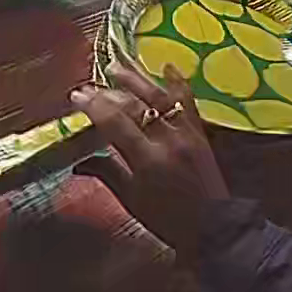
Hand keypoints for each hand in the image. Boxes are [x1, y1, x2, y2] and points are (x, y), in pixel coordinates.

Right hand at [71, 63, 228, 256]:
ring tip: (119, 66)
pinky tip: (168, 65)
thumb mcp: (132, 200)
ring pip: (162, 97)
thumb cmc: (167, 219)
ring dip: (140, 79)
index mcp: (148, 160)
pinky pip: (188, 101)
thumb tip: (78, 161)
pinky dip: (177, 82)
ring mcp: (187, 133)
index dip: (95, 106)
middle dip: (112, 91)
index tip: (77, 94)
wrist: (213, 225)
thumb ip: (107, 174)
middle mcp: (168, 140)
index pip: (116, 124)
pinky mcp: (200, 131)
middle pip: (138, 106)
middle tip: (93, 82)